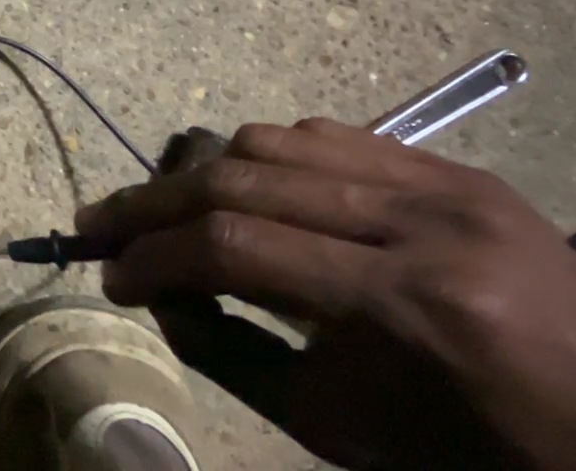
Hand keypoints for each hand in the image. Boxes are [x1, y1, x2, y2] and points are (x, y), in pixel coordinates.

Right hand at [76, 117, 575, 470]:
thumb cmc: (473, 449)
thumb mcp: (337, 424)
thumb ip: (223, 348)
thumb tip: (146, 287)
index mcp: (413, 306)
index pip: (232, 246)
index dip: (151, 255)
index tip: (109, 274)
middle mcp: (429, 224)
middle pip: (237, 180)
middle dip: (150, 203)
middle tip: (102, 223)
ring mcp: (449, 184)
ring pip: (268, 142)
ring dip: (202, 176)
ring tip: (175, 212)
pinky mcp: (456, 168)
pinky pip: (324, 134)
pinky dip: (264, 159)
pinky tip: (254, 193)